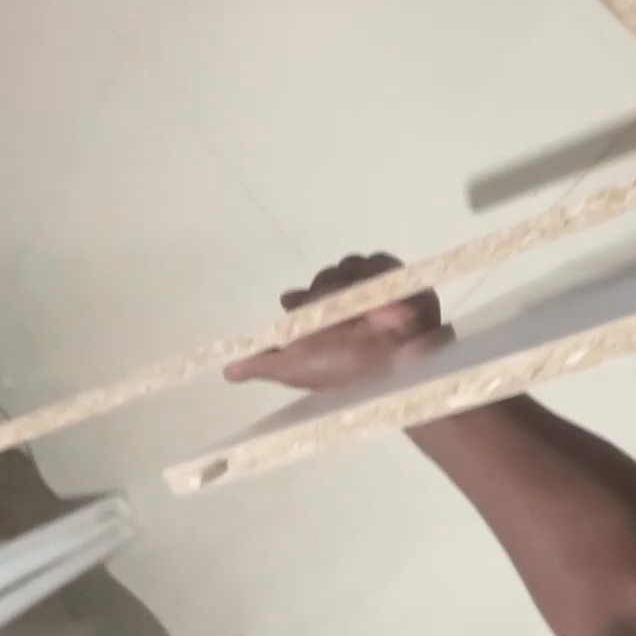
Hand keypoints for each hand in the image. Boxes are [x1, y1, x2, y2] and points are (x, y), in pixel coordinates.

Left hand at [224, 253, 453, 391]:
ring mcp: (382, 293)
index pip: (311, 298)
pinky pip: (385, 263)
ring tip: (355, 301)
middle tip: (329, 305)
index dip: (300, 298)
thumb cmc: (341, 368)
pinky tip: (375, 292)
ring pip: (356, 265)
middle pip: (333, 275)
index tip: (290, 301)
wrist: (392, 368)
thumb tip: (229, 372)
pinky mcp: (407, 285)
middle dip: (326, 285)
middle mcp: (356, 307)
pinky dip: (377, 272)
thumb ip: (264, 363)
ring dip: (350, 278)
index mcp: (332, 324)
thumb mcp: (294, 369)